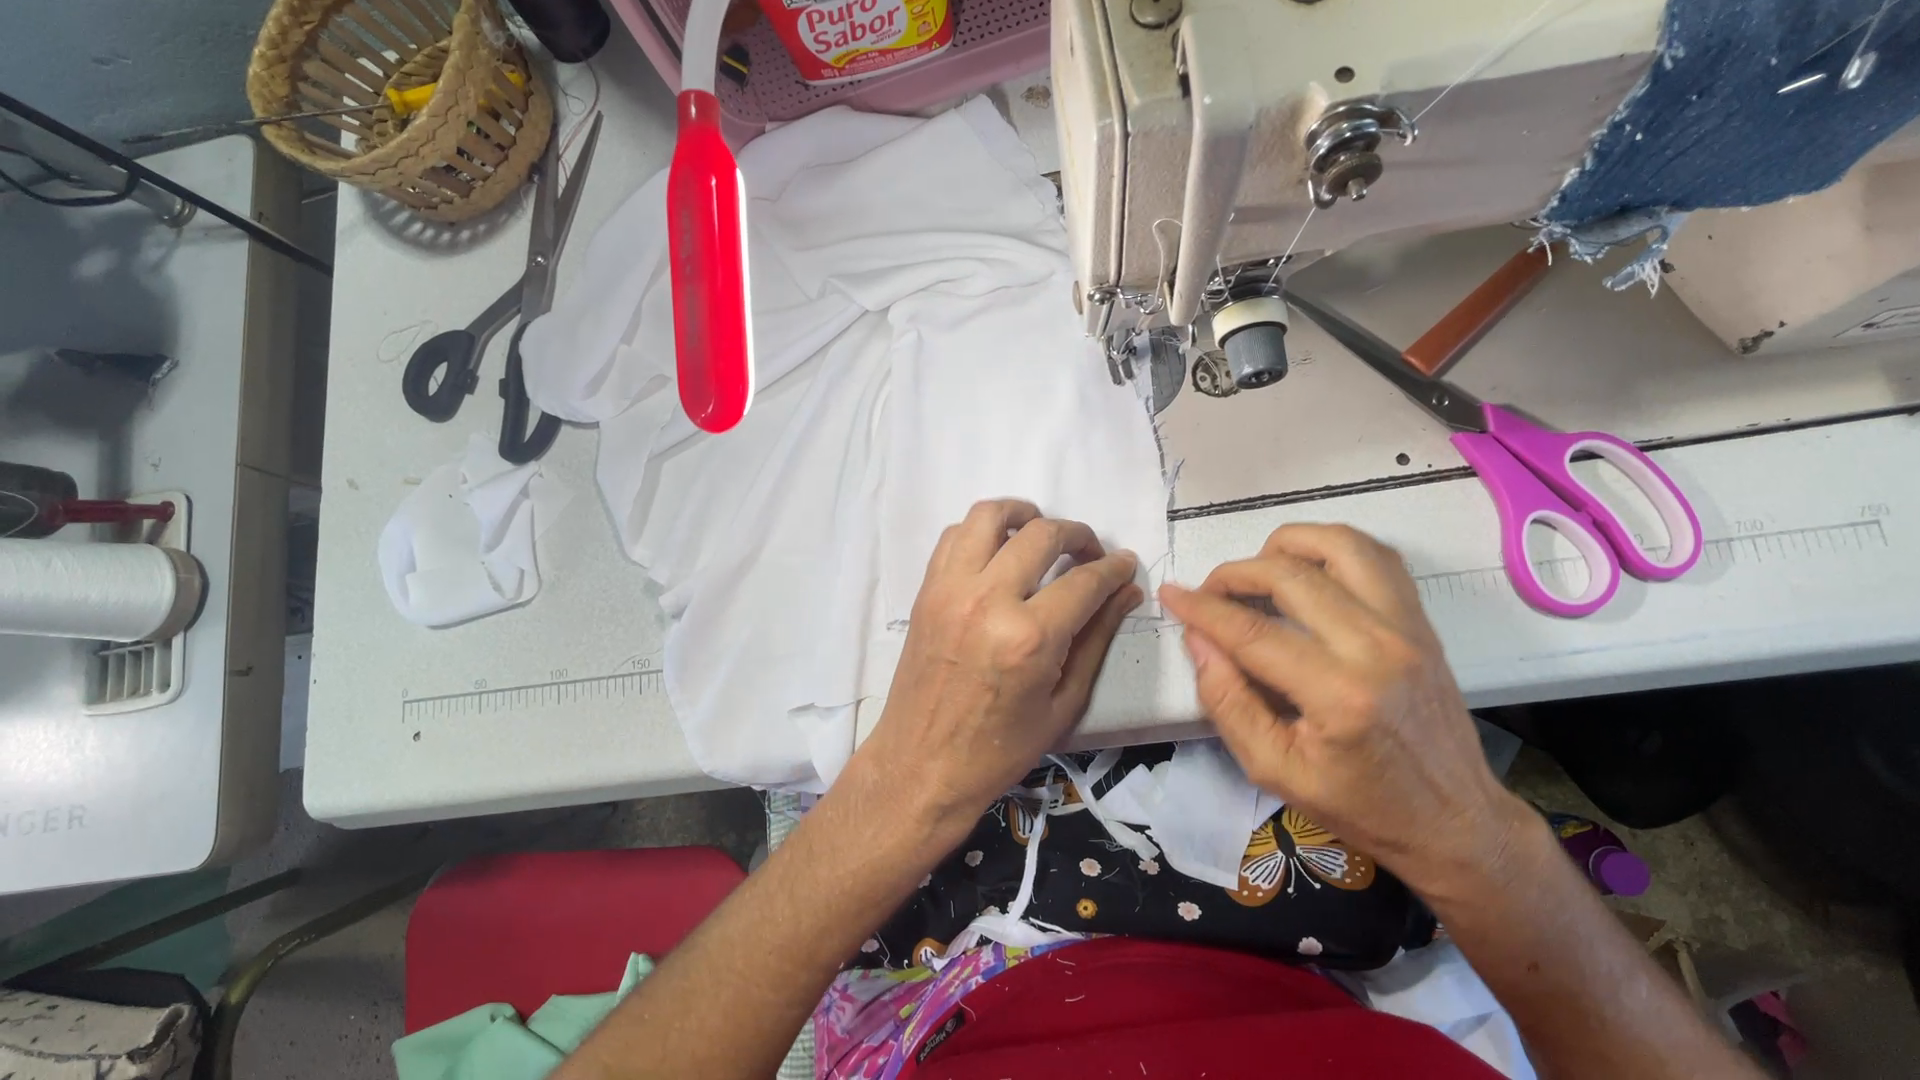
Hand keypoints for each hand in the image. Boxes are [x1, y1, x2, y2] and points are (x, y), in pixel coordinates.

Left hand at [856, 499, 1142, 837]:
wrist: (922, 765)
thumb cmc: (1000, 749)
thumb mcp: (1064, 703)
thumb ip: (1097, 638)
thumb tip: (1127, 592)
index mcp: (1030, 637)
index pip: (1085, 580)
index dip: (1114, 568)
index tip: (1125, 565)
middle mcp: (988, 600)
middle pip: (1042, 534)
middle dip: (1078, 535)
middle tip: (1090, 554)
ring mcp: (950, 590)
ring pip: (989, 515)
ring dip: (1024, 515)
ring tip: (1042, 535)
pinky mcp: (926, 591)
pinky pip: (953, 536)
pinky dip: (981, 532)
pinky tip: (999, 553)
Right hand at [1157, 524, 1529, 894]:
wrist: (1452, 820)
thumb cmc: (1359, 805)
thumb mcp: (1274, 770)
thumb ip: (1227, 702)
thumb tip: (1198, 639)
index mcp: (1338, 695)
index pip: (1253, 631)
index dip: (1203, 608)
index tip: (1172, 594)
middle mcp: (1377, 647)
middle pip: (1292, 575)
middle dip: (1236, 573)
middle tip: (1209, 592)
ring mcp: (1407, 627)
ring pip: (1341, 545)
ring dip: (1288, 545)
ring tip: (1259, 570)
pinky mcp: (1421, 622)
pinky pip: (1377, 557)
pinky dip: (1333, 549)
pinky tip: (1307, 571)